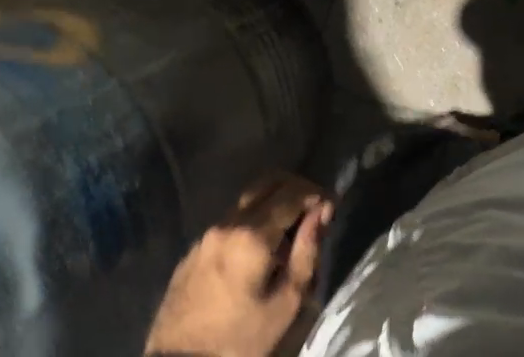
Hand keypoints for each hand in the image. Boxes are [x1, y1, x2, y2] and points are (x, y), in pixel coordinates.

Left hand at [145, 195, 332, 356]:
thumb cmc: (240, 339)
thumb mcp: (286, 302)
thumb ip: (307, 252)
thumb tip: (321, 213)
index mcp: (252, 235)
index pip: (293, 193)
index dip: (317, 195)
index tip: (331, 207)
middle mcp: (227, 224)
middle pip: (267, 184)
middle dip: (295, 188)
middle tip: (313, 208)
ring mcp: (205, 237)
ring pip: (247, 202)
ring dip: (272, 204)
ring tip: (287, 231)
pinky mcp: (192, 252)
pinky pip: (229, 223)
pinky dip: (251, 222)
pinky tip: (258, 249)